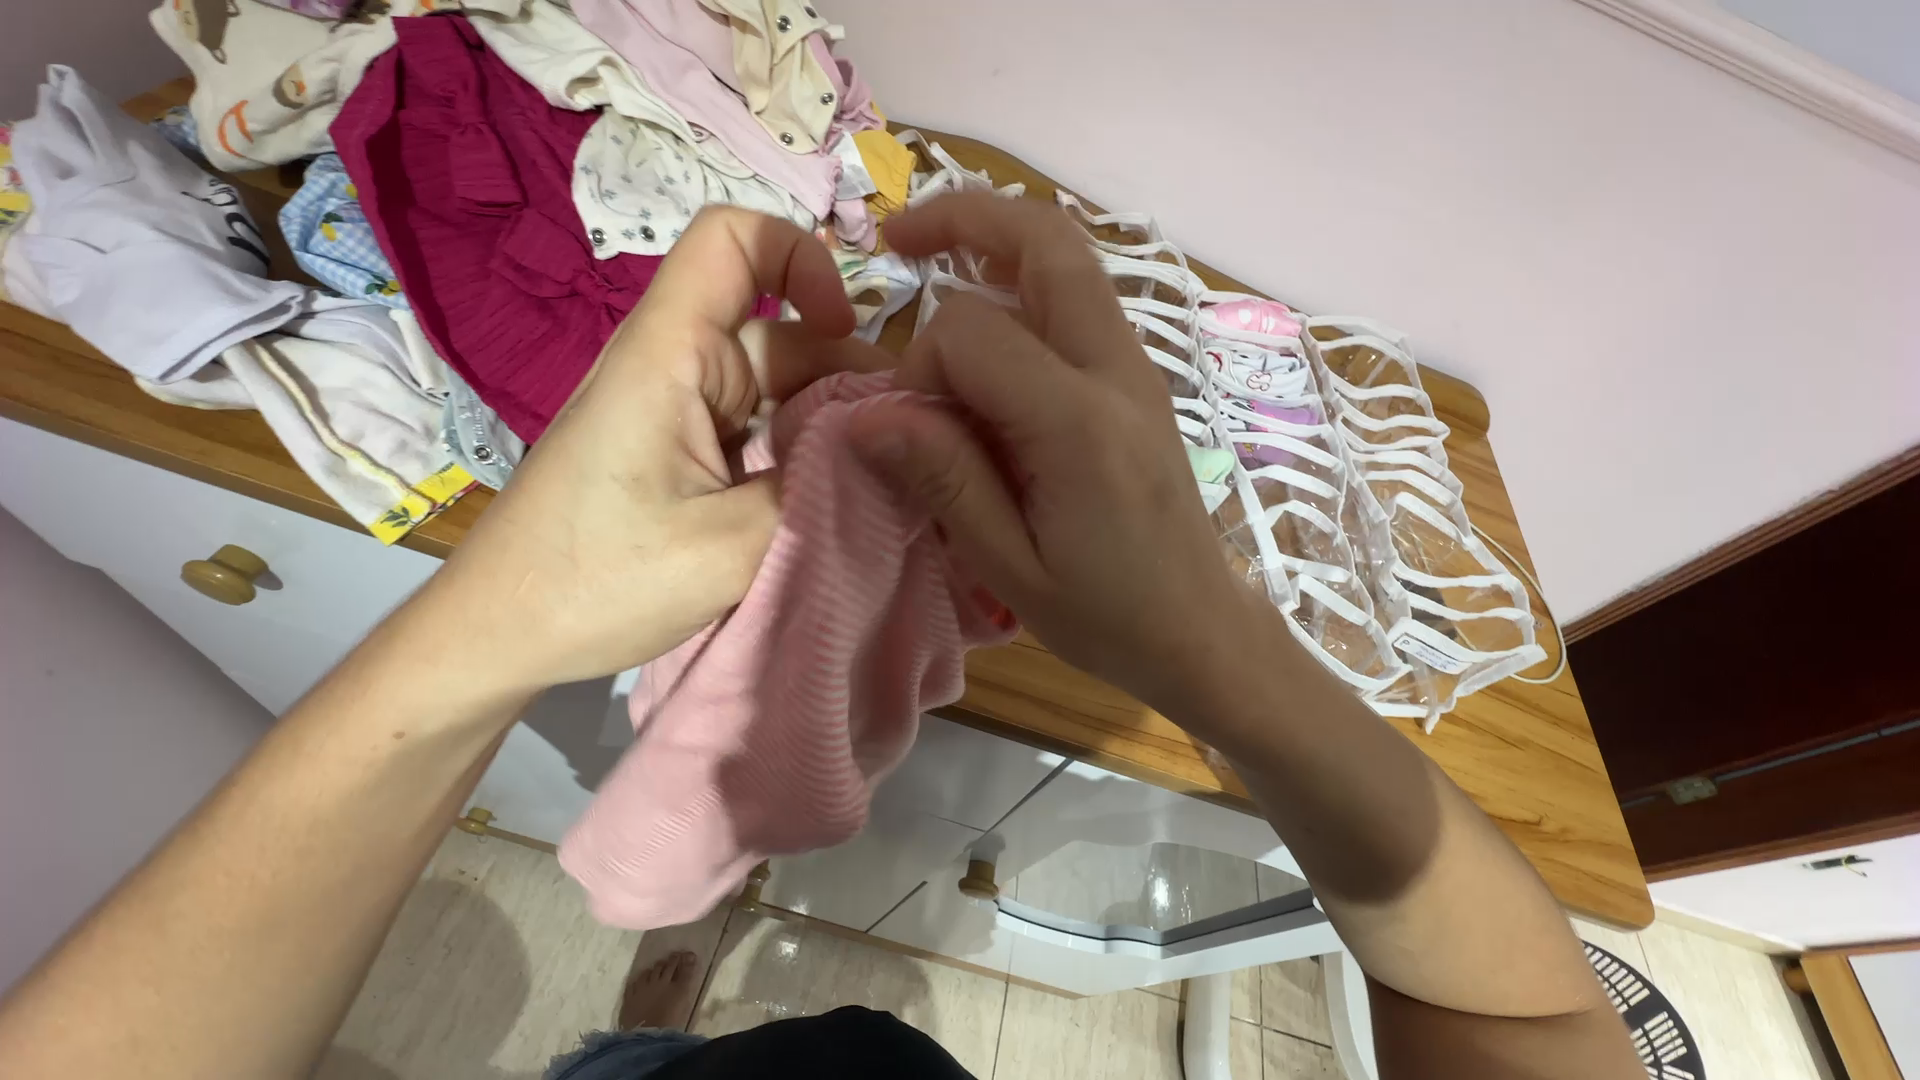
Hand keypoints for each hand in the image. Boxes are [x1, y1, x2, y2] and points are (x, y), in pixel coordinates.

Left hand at [429, 207, 884, 694]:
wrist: (502, 633)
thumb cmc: (597, 581)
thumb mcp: (728, 545)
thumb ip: (820, 490)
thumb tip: (890, 454)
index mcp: (671, 355)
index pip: (733, 240)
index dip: (802, 257)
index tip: (844, 328)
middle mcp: (678, 367)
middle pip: (781, 330)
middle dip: (847, 373)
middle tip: (908, 440)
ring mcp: (681, 413)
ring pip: (778, 386)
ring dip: (832, 422)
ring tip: (888, 475)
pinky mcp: (684, 454)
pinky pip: (760, 430)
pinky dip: (805, 453)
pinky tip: (841, 496)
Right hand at [847, 194, 1260, 712]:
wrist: (1201, 629)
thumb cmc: (1107, 616)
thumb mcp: (1010, 567)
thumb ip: (944, 480)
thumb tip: (868, 414)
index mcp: (1078, 423)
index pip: (972, 333)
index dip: (919, 368)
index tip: (909, 430)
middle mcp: (1116, 371)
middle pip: (1045, 241)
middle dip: (963, 221)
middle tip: (897, 238)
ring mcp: (1135, 368)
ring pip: (1067, 259)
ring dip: (995, 245)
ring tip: (931, 261)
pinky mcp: (1135, 381)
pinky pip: (1077, 302)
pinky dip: (1023, 287)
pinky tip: (987, 328)